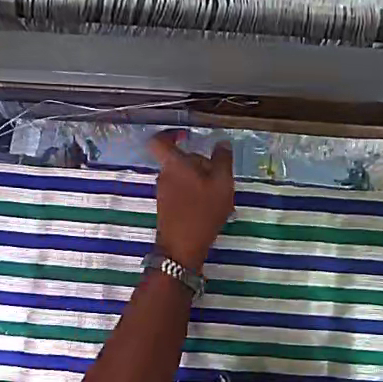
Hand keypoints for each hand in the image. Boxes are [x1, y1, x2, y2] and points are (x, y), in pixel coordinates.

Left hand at [147, 131, 233, 272]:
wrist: (182, 247)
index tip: (186, 135)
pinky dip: (196, 194)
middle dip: (199, 163)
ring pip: (183, 177)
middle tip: (220, 173)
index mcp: (173, 164)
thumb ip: (222, 160)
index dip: (170, 134)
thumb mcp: (222, 183)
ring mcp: (163, 193)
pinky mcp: (167, 208)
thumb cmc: (202, 211)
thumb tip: (222, 143)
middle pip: (179, 160)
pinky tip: (212, 207)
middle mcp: (164, 176)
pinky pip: (182, 192)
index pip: (159, 141)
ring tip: (220, 194)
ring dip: (200, 181)